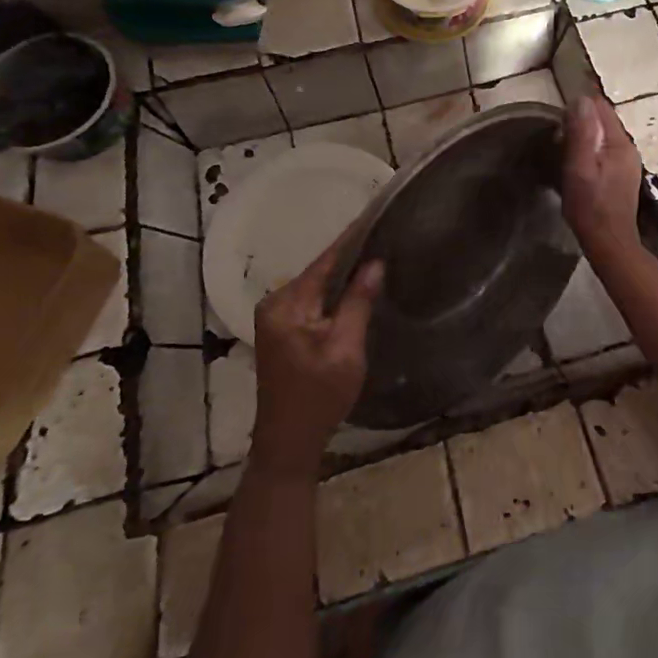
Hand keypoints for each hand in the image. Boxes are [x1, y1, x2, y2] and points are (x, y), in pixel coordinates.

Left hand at [250, 230, 383, 474]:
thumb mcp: (345, 349)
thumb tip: (375, 264)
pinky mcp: (281, 330)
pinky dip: (333, 293)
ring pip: (316, 286)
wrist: (288, 441)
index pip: (323, 262)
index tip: (372, 216)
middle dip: (348, 255)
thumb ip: (357, 303)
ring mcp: (275, 317)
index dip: (350, 240)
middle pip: (318, 271)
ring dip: (342, 275)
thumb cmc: (319, 397)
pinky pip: (312, 301)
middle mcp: (275, 303)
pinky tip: (355, 287)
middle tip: (382, 235)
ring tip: (375, 255)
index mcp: (286, 305)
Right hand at [563, 94, 641, 254]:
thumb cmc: (590, 207)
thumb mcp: (579, 169)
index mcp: (620, 143)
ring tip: (563, 148)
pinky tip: (577, 165)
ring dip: (585, 137)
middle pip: (604, 121)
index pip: (601, 108)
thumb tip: (580, 100)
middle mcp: (629, 149)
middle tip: (557, 135)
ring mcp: (628, 164)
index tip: (558, 118)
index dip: (579, 106)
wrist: (609, 243)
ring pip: (604, 137)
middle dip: (581, 121)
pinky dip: (590, 151)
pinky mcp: (622, 176)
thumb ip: (582, 134)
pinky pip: (605, 152)